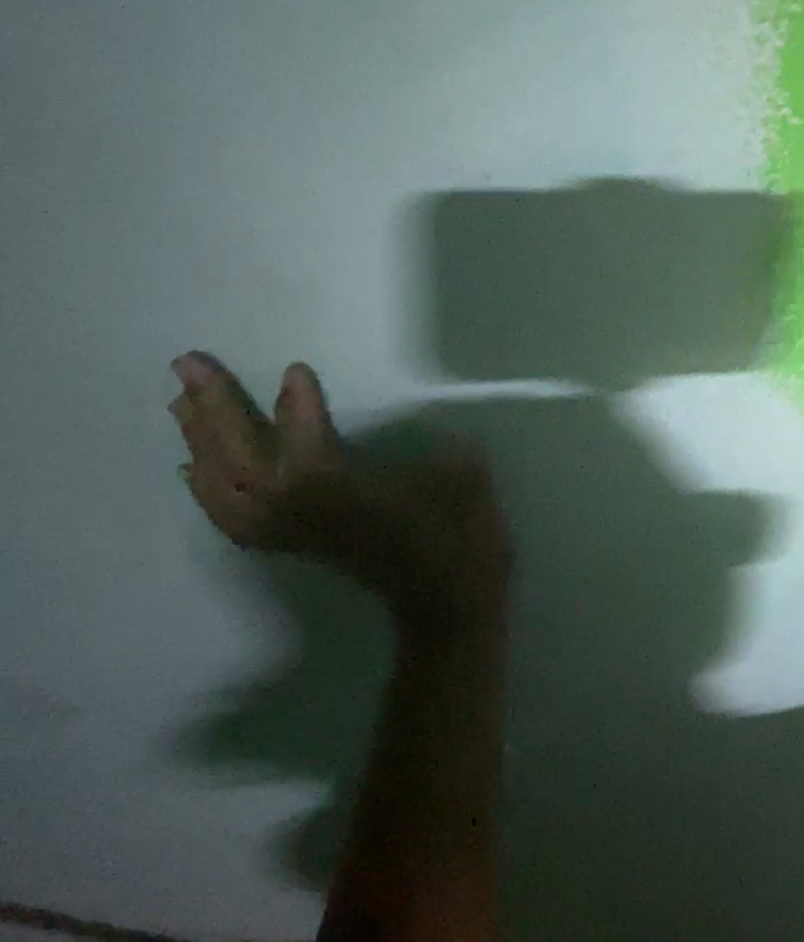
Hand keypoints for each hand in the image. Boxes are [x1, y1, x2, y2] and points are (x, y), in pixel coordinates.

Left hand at [169, 351, 509, 634]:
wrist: (449, 598)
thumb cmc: (460, 538)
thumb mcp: (463, 484)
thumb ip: (445, 455)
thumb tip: (446, 438)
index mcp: (343, 492)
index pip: (302, 439)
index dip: (296, 404)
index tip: (294, 371)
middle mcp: (301, 510)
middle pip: (238, 457)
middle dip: (213, 409)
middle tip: (188, 365)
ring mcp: (290, 529)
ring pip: (222, 486)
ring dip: (199, 443)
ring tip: (181, 404)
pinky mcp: (291, 543)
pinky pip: (229, 516)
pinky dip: (206, 491)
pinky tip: (195, 469)